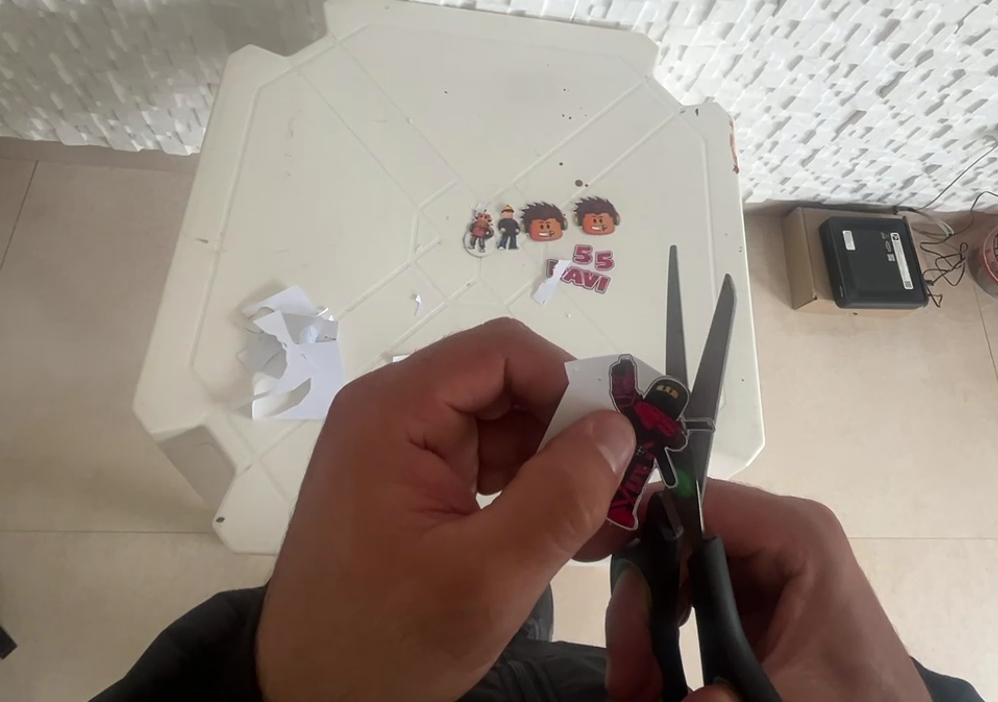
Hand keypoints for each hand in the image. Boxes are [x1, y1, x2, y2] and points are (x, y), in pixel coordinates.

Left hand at [256, 318, 636, 701]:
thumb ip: (558, 500)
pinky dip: (531, 485)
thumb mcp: (483, 580)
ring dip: (556, 461)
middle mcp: (396, 408)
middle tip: (618, 482)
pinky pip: (488, 456)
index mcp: (395, 410)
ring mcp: (403, 442)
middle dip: (566, 427)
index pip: (499, 352)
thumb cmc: (379, 644)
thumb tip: (617, 429)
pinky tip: (565, 528)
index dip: (564, 379)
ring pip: (503, 420)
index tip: (613, 434)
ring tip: (601, 516)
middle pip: (503, 382)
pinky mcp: (414, 476)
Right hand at [600, 481, 930, 701]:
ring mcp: (760, 559)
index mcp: (795, 532)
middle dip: (642, 600)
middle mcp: (773, 531)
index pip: (699, 500)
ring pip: (674, 568)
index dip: (645, 525)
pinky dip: (662, 633)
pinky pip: (687, 595)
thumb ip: (738, 701)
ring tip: (633, 685)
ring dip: (645, 623)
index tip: (596, 569)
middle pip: (678, 537)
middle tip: (624, 670)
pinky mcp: (750, 591)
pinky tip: (651, 679)